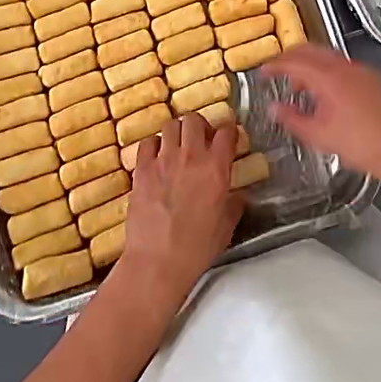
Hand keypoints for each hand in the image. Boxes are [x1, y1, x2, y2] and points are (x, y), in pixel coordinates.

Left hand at [120, 114, 243, 304]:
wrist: (158, 261)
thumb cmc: (197, 248)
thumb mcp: (227, 226)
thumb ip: (234, 204)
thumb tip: (238, 196)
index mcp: (216, 168)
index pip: (226, 132)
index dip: (230, 131)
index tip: (229, 137)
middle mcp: (190, 157)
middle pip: (195, 120)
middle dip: (201, 126)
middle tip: (202, 140)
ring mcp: (163, 161)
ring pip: (171, 125)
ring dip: (178, 133)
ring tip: (179, 147)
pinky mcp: (142, 170)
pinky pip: (147, 143)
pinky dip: (154, 145)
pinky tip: (157, 157)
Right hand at [263, 45, 380, 186]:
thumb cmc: (366, 145)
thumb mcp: (319, 136)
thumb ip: (292, 119)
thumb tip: (275, 109)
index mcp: (328, 77)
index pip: (293, 61)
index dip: (274, 64)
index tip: (264, 70)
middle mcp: (346, 67)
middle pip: (310, 50)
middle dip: (291, 57)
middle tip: (278, 69)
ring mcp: (363, 71)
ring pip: (328, 56)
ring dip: (310, 64)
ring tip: (300, 84)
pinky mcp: (375, 79)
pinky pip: (343, 66)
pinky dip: (327, 71)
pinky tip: (326, 93)